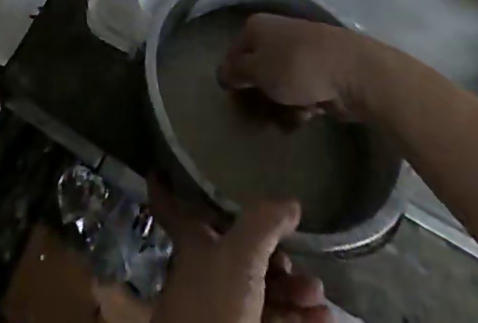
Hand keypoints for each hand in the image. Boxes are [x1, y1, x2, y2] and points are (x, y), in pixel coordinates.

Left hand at [149, 182, 331, 322]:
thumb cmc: (213, 305)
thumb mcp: (238, 256)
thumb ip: (263, 224)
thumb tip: (290, 202)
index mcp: (194, 243)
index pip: (172, 208)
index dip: (164, 188)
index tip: (156, 169)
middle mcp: (205, 271)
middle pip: (238, 250)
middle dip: (275, 254)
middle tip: (295, 261)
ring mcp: (222, 307)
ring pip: (260, 287)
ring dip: (292, 288)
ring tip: (316, 294)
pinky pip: (271, 319)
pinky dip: (296, 316)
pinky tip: (321, 317)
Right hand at [217, 14, 379, 121]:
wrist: (353, 72)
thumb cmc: (296, 67)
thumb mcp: (256, 69)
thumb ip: (235, 72)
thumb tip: (222, 74)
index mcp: (257, 27)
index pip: (233, 53)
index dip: (231, 77)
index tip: (234, 100)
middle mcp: (278, 36)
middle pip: (257, 70)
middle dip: (257, 96)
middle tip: (256, 116)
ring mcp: (301, 54)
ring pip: (279, 85)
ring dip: (279, 106)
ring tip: (283, 120)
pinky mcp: (321, 74)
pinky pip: (300, 93)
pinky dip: (300, 107)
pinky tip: (304, 118)